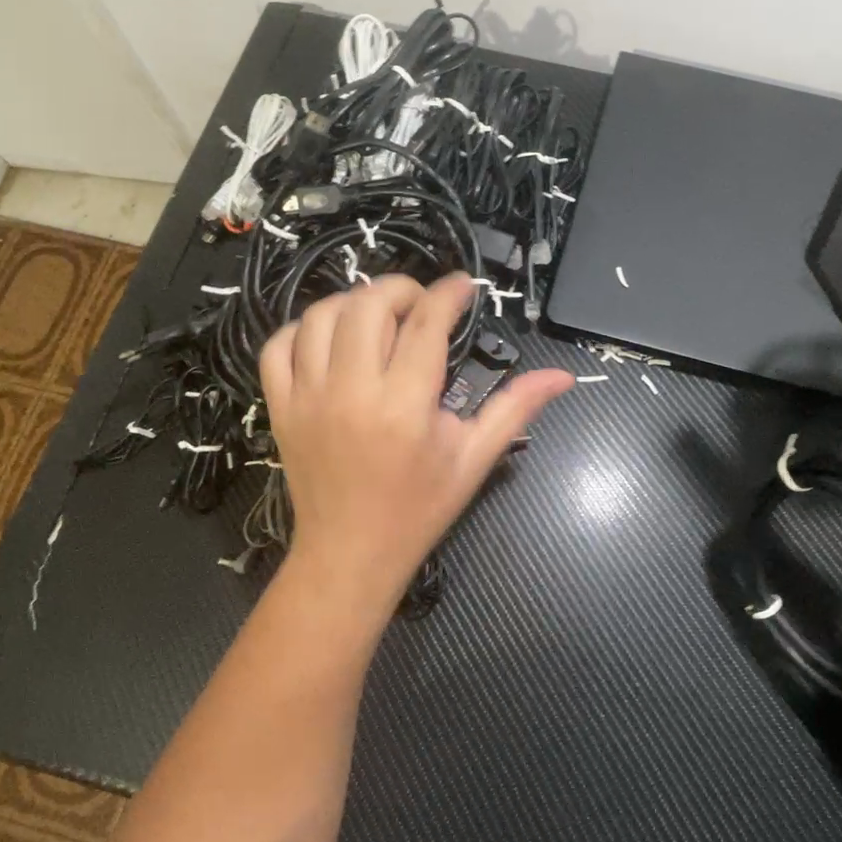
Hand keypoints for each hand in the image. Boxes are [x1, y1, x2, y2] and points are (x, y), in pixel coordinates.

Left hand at [259, 272, 573, 613]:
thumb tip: (563, 376)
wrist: (350, 555)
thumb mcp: (474, 459)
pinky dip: (302, 330)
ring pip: (322, 316)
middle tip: (422, 306)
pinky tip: (329, 340)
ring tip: (379, 318)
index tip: (464, 286)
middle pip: (369, 304)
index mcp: (405, 405)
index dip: (449, 293)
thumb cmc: (418, 509)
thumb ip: (516, 409)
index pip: (426, 322)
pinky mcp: (280, 407)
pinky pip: (278, 346)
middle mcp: (352, 391)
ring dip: (354, 303)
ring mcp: (308, 397)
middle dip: (401, 289)